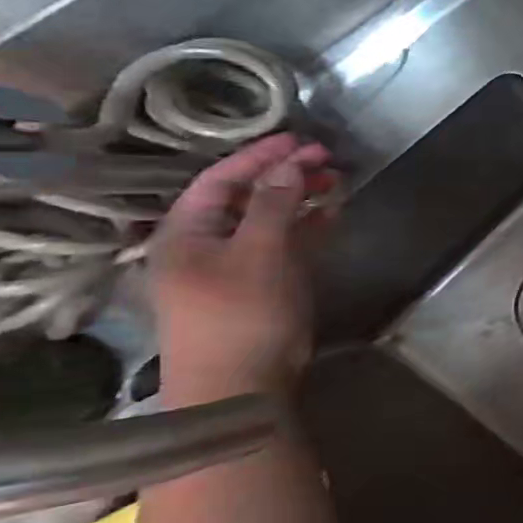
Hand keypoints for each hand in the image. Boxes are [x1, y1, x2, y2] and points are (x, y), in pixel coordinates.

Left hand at [151, 134, 337, 404]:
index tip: (299, 138)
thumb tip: (291, 164)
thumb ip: (275, 204)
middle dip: (284, 175)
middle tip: (327, 157)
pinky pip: (284, 243)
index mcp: (186, 233)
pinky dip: (307, 225)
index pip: (220, 181)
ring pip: (268, 219)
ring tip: (335, 181)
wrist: (240, 383)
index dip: (259, 157)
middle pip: (245, 198)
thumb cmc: (242, 313)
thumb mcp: (260, 252)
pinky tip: (331, 214)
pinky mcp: (262, 285)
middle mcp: (205, 244)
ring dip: (300, 198)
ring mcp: (234, 266)